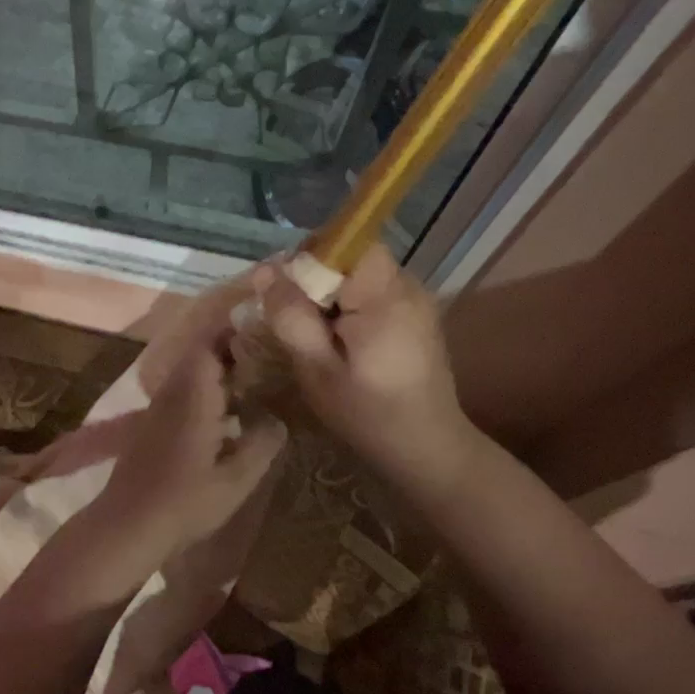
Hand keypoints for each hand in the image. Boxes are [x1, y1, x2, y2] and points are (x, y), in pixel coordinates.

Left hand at [94, 343, 286, 560]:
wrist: (126, 526)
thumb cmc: (185, 502)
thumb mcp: (236, 480)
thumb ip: (261, 444)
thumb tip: (277, 419)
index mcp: (192, 396)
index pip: (209, 344)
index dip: (234, 333)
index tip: (263, 334)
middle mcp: (171, 394)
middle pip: (199, 358)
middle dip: (232, 355)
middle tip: (269, 363)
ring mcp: (156, 411)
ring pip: (189, 378)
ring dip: (218, 378)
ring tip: (254, 389)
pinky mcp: (150, 428)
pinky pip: (180, 397)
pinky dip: (204, 397)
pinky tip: (226, 421)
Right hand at [260, 244, 480, 489]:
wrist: (429, 450)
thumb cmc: (368, 414)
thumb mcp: (318, 369)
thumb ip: (291, 317)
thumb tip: (265, 271)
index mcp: (385, 295)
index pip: (345, 243)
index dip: (310, 259)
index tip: (288, 295)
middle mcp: (407, 286)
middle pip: (351, 258)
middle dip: (316, 281)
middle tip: (296, 323)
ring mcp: (416, 300)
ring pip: (359, 276)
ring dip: (332, 297)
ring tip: (317, 338)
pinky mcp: (416, 316)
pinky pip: (374, 293)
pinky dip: (351, 309)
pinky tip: (342, 345)